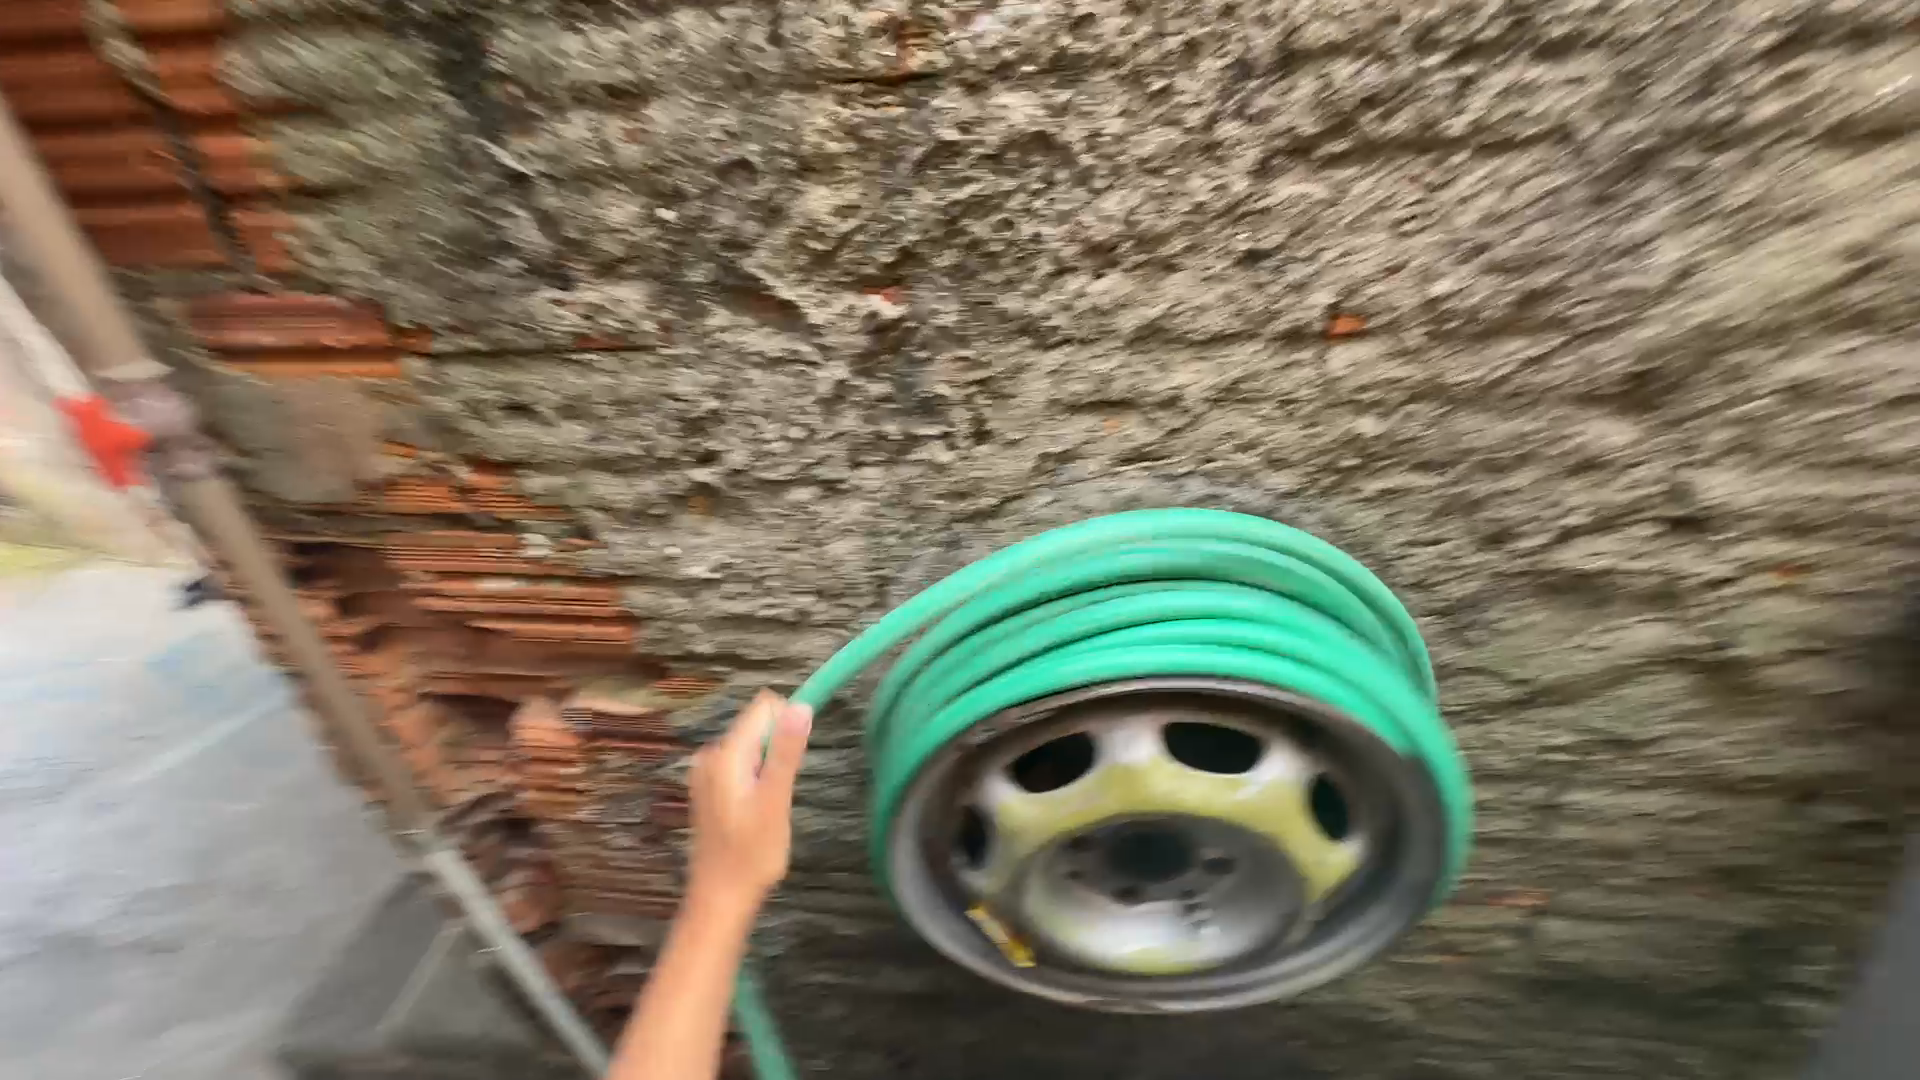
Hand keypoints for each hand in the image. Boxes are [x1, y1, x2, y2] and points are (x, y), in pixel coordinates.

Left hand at [685, 690, 812, 904]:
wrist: (720, 899)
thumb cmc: (751, 854)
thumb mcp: (775, 800)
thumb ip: (787, 751)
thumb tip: (801, 706)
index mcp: (726, 754)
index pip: (765, 707)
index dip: (789, 723)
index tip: (796, 757)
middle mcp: (711, 755)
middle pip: (759, 726)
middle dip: (779, 749)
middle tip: (780, 791)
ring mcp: (707, 773)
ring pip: (753, 747)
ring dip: (769, 767)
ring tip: (769, 804)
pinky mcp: (710, 788)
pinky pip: (743, 764)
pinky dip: (757, 779)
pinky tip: (757, 810)